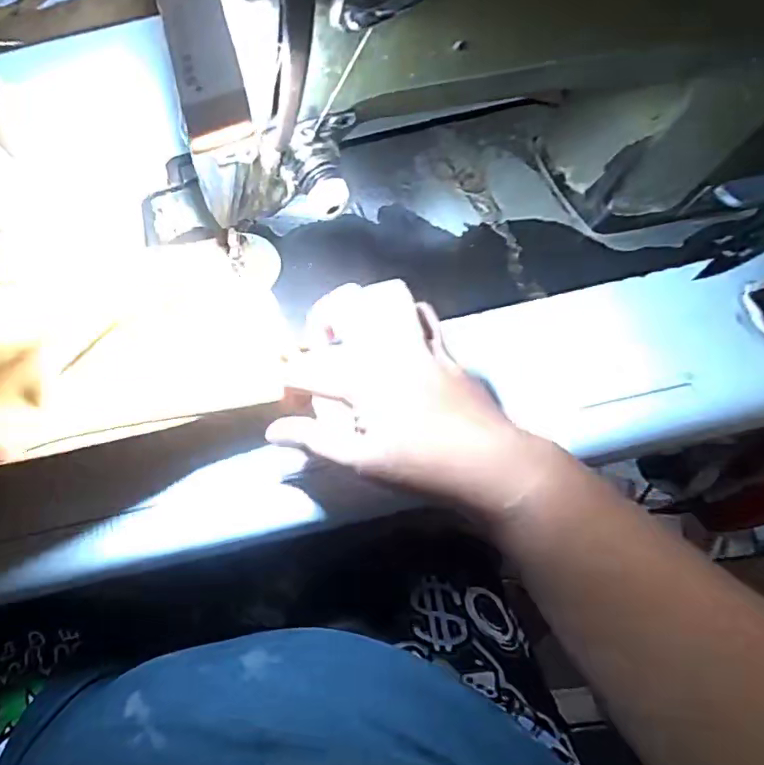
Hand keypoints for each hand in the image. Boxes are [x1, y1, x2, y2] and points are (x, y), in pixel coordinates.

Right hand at [264, 282, 570, 524]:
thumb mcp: (361, 461)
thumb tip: (273, 432)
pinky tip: (398, 340)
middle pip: (347, 305)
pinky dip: (404, 318)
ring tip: (356, 334)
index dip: (288, 379)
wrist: (490, 464)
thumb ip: (315, 441)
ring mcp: (420, 345)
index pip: (307, 368)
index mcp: (361, 378)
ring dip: (365, 308)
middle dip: (322, 319)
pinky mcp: (445, 351)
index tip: (285, 395)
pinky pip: (424, 316)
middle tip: (318, 347)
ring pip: (388, 297)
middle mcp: (387, 349)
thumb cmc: (420, 466)